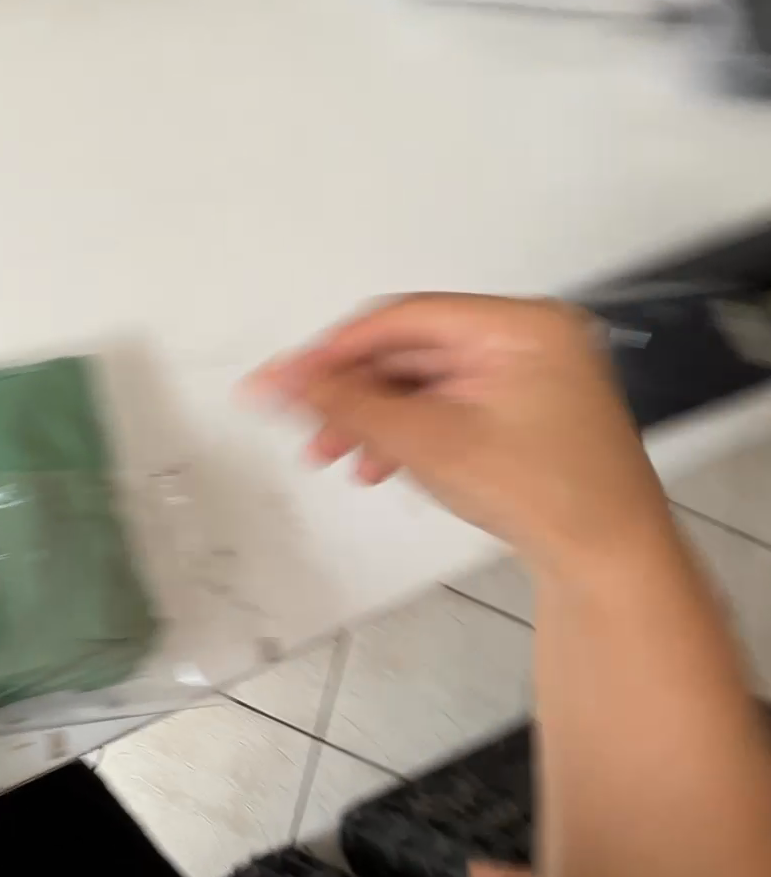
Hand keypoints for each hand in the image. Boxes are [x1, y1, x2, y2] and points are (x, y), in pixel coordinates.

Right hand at [248, 293, 673, 574]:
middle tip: (304, 424)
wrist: (603, 556)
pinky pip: (426, 403)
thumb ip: (336, 401)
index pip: (395, 320)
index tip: (285, 381)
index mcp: (517, 326)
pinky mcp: (505, 403)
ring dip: (361, 417)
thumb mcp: (419, 437)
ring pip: (404, 382)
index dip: (331, 352)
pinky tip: (372, 462)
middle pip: (396, 353)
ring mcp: (514, 371)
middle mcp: (518, 338)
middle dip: (344, 395)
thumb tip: (272, 378)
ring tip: (331, 452)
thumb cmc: (543, 491)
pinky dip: (391, 430)